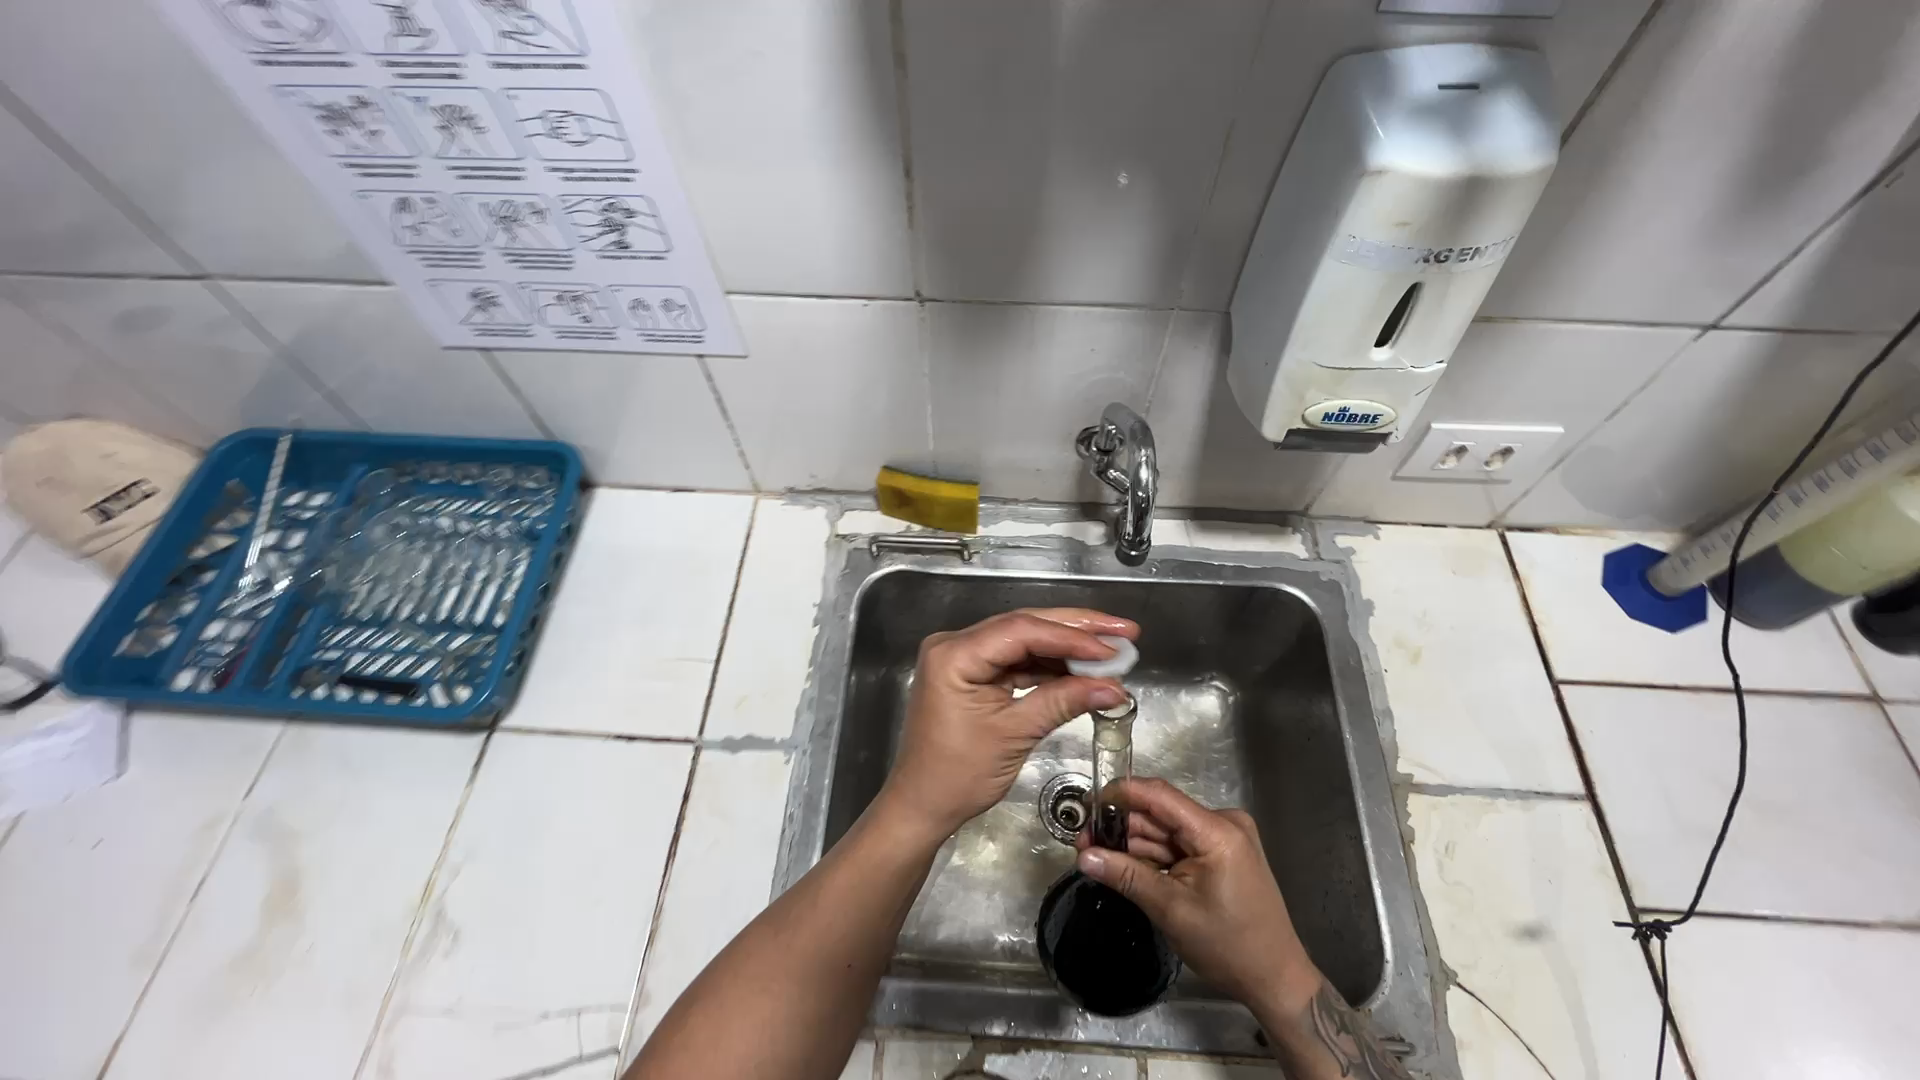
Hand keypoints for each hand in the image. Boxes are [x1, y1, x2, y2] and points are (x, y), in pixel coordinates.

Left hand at [877, 608, 1137, 840]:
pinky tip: (1084, 670)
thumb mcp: (1014, 734)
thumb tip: (1114, 687)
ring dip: (1067, 649)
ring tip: (1113, 651)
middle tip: (1125, 631)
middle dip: (1076, 630)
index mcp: (954, 653)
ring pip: (1024, 642)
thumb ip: (1063, 701)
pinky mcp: (973, 675)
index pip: (1022, 631)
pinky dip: (1050, 667)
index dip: (1072, 637)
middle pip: (1025, 626)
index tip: (1114, 646)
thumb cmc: (958, 775)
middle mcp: (955, 644)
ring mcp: (964, 658)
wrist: (922, 806)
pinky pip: (1017, 662)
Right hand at [1075, 777, 1320, 1012]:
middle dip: (1122, 828)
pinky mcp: (1221, 853)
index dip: (1120, 795)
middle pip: (1160, 814)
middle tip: (1084, 844)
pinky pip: (1178, 845)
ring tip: (1097, 857)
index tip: (1087, 805)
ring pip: (1165, 831)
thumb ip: (1126, 876)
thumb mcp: (1171, 910)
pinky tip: (1126, 866)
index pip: (1159, 796)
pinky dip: (1154, 856)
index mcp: (1217, 831)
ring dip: (1134, 844)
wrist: (1274, 978)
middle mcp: (1223, 823)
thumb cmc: (1228, 945)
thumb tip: (1084, 857)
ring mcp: (1224, 838)